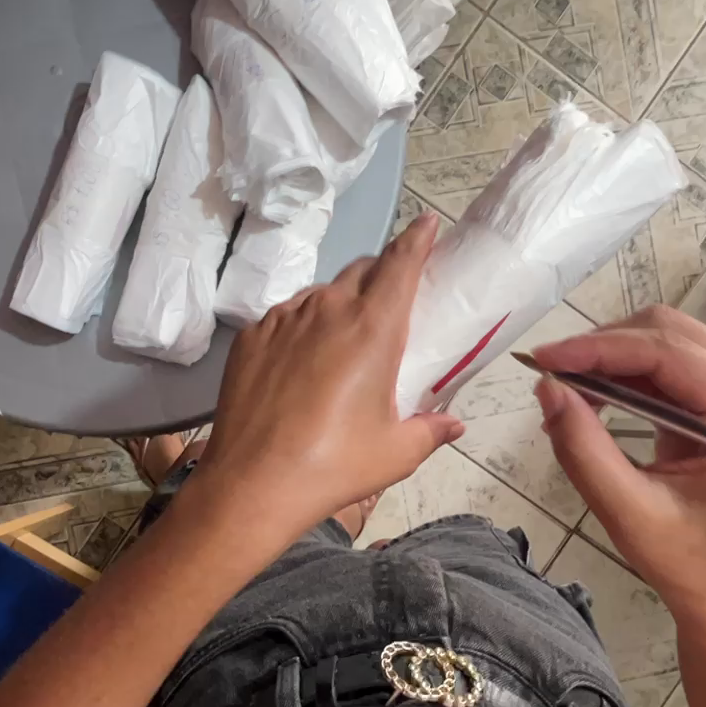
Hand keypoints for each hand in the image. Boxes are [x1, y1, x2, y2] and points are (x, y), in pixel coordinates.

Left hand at [184, 213, 463, 541]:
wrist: (253, 484)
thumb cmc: (336, 466)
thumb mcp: (396, 453)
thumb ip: (430, 430)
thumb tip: (454, 425)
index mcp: (373, 328)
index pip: (400, 263)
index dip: (418, 238)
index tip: (427, 223)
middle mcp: (328, 309)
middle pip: (361, 270)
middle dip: (381, 274)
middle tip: (390, 302)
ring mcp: (283, 319)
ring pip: (321, 293)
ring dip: (340, 303)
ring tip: (342, 341)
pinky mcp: (251, 336)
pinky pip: (286, 316)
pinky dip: (303, 325)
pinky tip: (301, 362)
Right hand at [531, 305, 705, 609]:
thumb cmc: (681, 556)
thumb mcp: (625, 510)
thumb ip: (584, 449)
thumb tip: (547, 388)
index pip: (668, 354)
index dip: (600, 349)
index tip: (542, 360)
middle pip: (668, 332)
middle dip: (602, 348)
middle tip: (550, 377)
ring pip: (665, 338)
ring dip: (609, 356)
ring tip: (566, 391)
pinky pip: (667, 360)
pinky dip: (622, 371)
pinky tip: (591, 396)